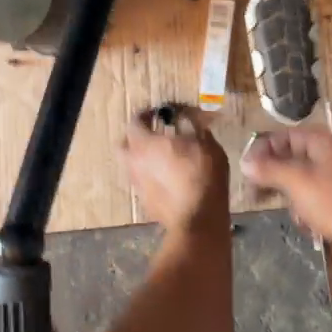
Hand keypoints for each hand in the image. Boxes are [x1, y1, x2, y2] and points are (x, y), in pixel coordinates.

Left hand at [120, 112, 228, 236]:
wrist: (198, 218)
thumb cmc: (202, 174)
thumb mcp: (206, 142)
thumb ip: (193, 125)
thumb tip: (187, 116)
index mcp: (144, 144)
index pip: (135, 121)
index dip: (146, 114)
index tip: (159, 113)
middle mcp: (134, 163)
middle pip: (125, 145)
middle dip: (137, 137)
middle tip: (155, 134)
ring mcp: (137, 185)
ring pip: (133, 165)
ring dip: (144, 158)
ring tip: (165, 157)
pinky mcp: (145, 202)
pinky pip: (143, 182)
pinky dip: (152, 176)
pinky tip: (170, 178)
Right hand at [241, 129, 331, 271]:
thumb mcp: (296, 181)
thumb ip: (269, 169)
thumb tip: (245, 162)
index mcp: (325, 142)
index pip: (287, 136)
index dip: (265, 149)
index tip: (246, 167)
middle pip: (294, 160)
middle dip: (276, 179)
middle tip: (256, 194)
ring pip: (302, 185)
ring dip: (294, 201)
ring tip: (298, 214)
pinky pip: (315, 203)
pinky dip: (309, 213)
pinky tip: (311, 227)